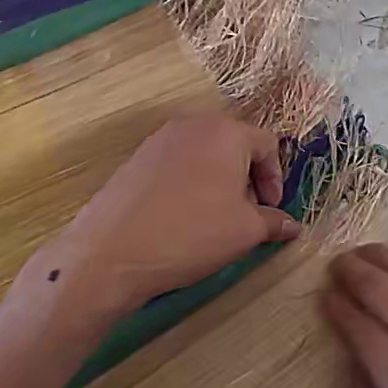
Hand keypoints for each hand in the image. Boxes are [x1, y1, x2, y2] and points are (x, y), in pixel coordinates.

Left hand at [0, 113, 297, 387]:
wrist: (94, 260)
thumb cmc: (177, 241)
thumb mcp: (238, 234)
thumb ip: (270, 224)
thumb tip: (292, 230)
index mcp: (215, 131)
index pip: (267, 142)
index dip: (278, 177)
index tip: (272, 213)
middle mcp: (182, 127)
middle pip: (234, 145)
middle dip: (249, 179)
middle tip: (249, 220)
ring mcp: (150, 146)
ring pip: (201, 157)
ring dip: (216, 187)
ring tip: (214, 231)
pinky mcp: (126, 168)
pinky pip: (174, 169)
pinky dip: (187, 192)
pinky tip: (178, 231)